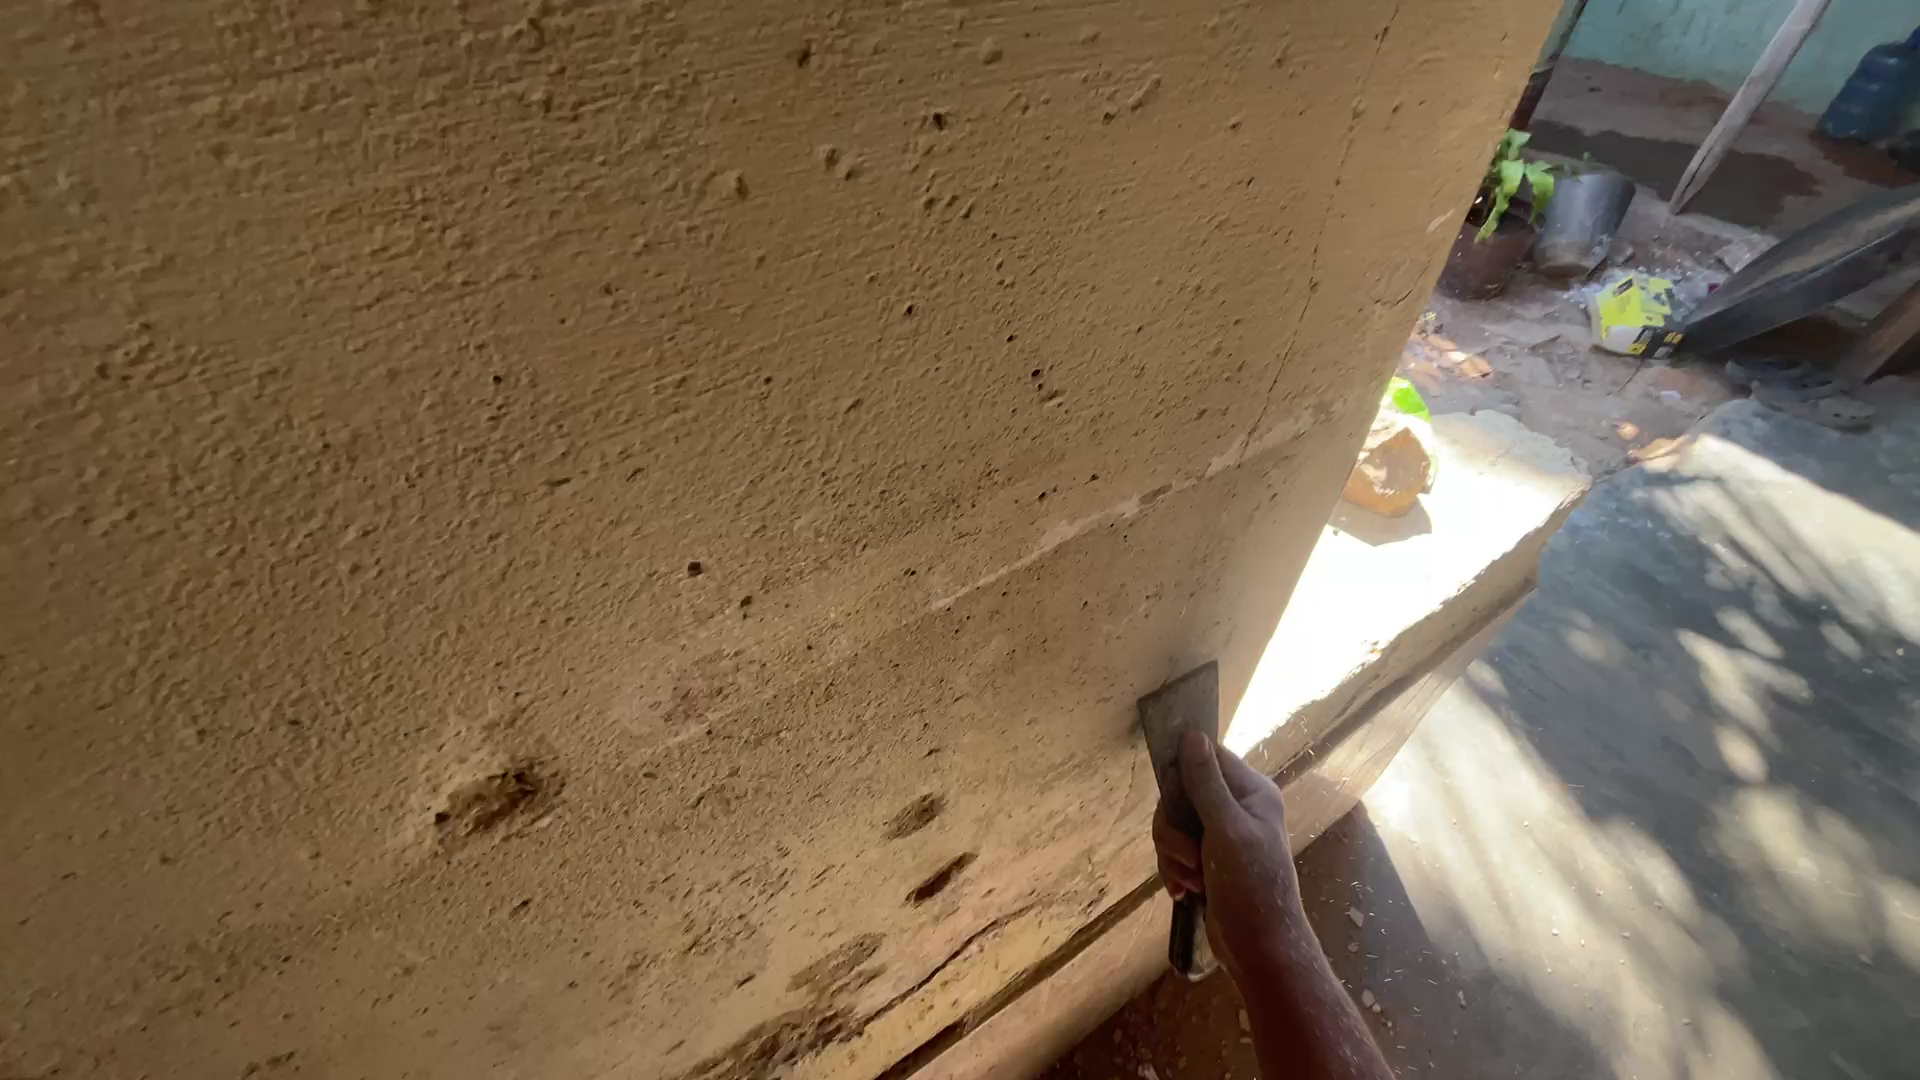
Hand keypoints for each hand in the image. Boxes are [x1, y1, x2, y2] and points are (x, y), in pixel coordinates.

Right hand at [1152, 729, 1302, 979]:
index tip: (1173, 798)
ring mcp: (1220, 834)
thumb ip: (1206, 782)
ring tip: (1190, 879)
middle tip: (1187, 854)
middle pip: (1180, 792)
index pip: (1205, 756)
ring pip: (1172, 823)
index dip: (1182, 772)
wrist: (1261, 953)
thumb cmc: (1252, 887)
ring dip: (1173, 854)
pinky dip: (1174, 870)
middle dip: (1173, 828)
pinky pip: (1174, 849)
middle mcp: (1235, 806)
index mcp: (1250, 791)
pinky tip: (1184, 891)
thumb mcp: (1227, 829)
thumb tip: (1191, 733)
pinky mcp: (1207, 859)